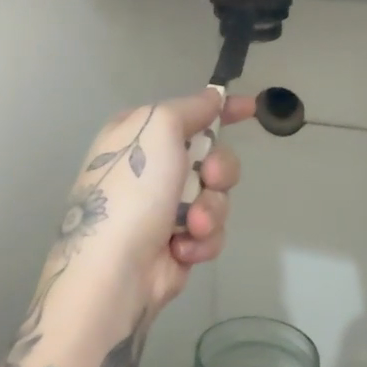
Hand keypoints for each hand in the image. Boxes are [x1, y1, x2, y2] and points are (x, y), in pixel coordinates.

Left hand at [57, 88, 252, 312]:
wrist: (115, 270)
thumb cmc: (133, 189)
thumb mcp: (158, 128)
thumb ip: (190, 108)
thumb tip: (212, 96)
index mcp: (138, 134)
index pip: (188, 111)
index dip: (221, 108)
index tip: (251, 108)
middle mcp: (151, 167)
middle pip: (212, 155)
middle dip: (220, 170)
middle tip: (210, 179)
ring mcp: (163, 207)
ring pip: (216, 195)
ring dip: (210, 210)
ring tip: (191, 226)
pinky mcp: (176, 242)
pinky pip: (210, 231)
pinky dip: (202, 240)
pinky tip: (181, 249)